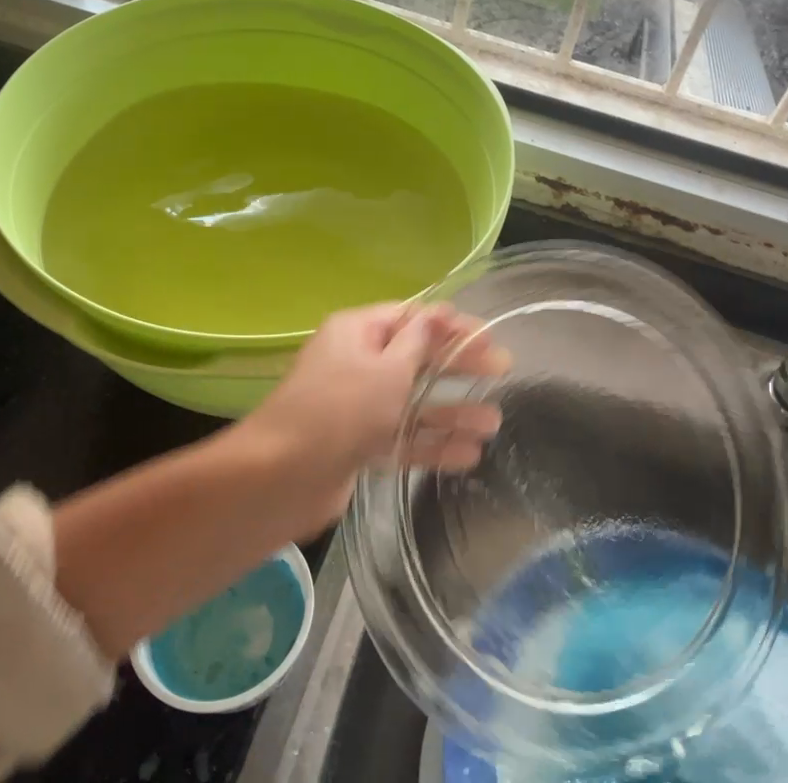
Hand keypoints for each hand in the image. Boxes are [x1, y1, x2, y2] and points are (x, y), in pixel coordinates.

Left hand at [235, 303, 506, 527]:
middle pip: (418, 359)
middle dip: (459, 367)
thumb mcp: (387, 369)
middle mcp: (358, 364)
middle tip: (503, 372)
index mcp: (358, 332)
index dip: (452, 326)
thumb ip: (420, 343)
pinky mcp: (359, 446)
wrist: (284, 476)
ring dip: (453, 412)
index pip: (412, 319)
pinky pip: (403, 438)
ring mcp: (358, 407)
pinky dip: (433, 444)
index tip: (489, 337)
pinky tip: (469, 456)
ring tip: (494, 424)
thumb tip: (440, 311)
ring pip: (414, 403)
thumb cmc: (341, 409)